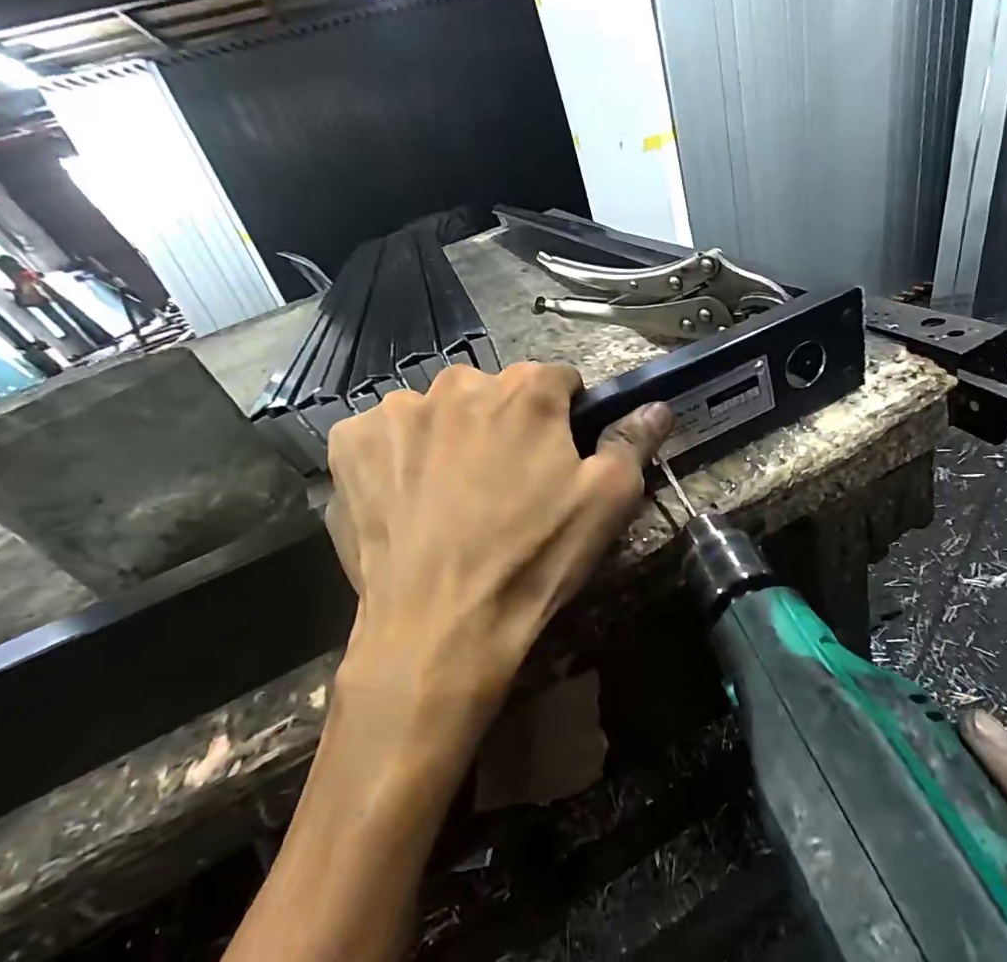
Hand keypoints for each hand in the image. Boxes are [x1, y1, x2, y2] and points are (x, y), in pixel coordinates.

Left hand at [325, 362, 672, 724]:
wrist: (439, 626)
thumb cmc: (533, 560)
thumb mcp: (606, 503)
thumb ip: (632, 441)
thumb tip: (656, 405)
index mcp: (525, 390)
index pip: (558, 380)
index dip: (565, 418)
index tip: (559, 458)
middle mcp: (457, 383)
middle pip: (493, 394)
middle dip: (503, 426)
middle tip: (504, 486)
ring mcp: (396, 412)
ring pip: (436, 415)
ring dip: (447, 440)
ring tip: (449, 500)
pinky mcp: (349, 444)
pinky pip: (383, 439)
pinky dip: (395, 460)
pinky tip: (405, 503)